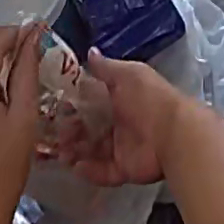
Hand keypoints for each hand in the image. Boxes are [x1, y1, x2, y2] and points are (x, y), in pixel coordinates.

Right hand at [64, 49, 184, 186]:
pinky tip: (75, 166)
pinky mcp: (123, 168)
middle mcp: (119, 120)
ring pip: (91, 150)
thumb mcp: (127, 76)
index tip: (54, 108)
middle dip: (70, 131)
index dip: (73, 105)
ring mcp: (121, 145)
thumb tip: (90, 51)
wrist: (171, 132)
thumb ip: (106, 67)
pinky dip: (88, 170)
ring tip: (60, 153)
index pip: (92, 100)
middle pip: (88, 127)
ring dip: (74, 151)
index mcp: (120, 96)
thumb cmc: (147, 98)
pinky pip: (102, 172)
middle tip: (53, 135)